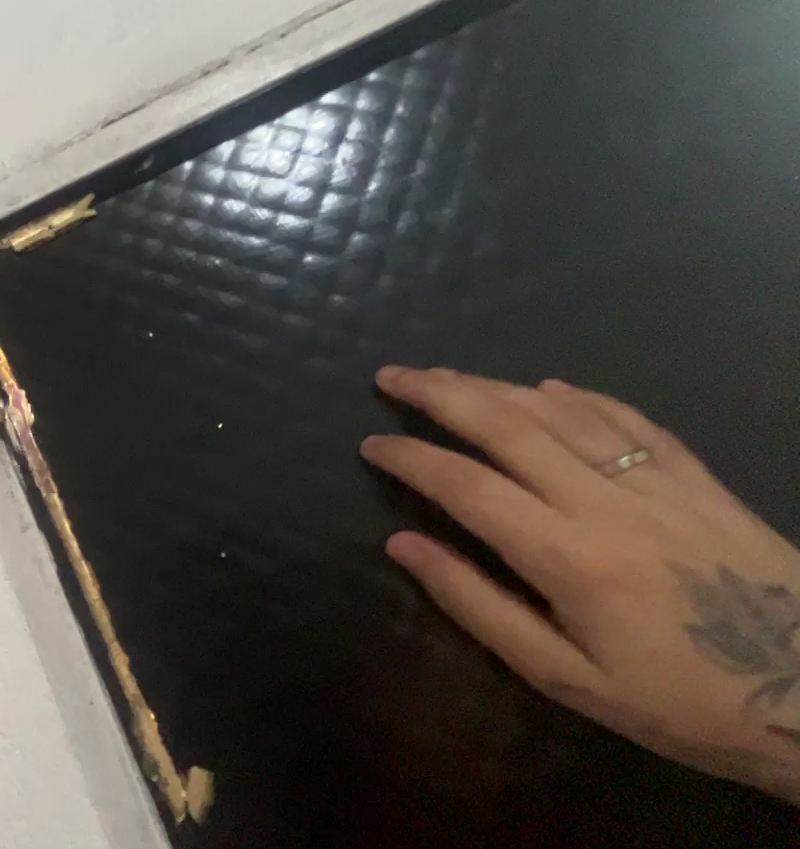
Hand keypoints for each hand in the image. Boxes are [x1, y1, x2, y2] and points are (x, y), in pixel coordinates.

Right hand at [364, 367, 799, 805]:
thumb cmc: (684, 703)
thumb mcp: (566, 677)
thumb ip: (476, 606)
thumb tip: (400, 546)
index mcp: (569, 557)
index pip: (464, 485)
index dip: (409, 457)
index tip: (371, 445)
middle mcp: (609, 507)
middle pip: (508, 428)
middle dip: (439, 394)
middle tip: (391, 376)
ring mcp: (663, 490)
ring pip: (564, 415)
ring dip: (495, 386)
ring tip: (445, 373)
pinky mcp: (706, 487)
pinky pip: (636, 425)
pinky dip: (584, 398)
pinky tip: (549, 387)